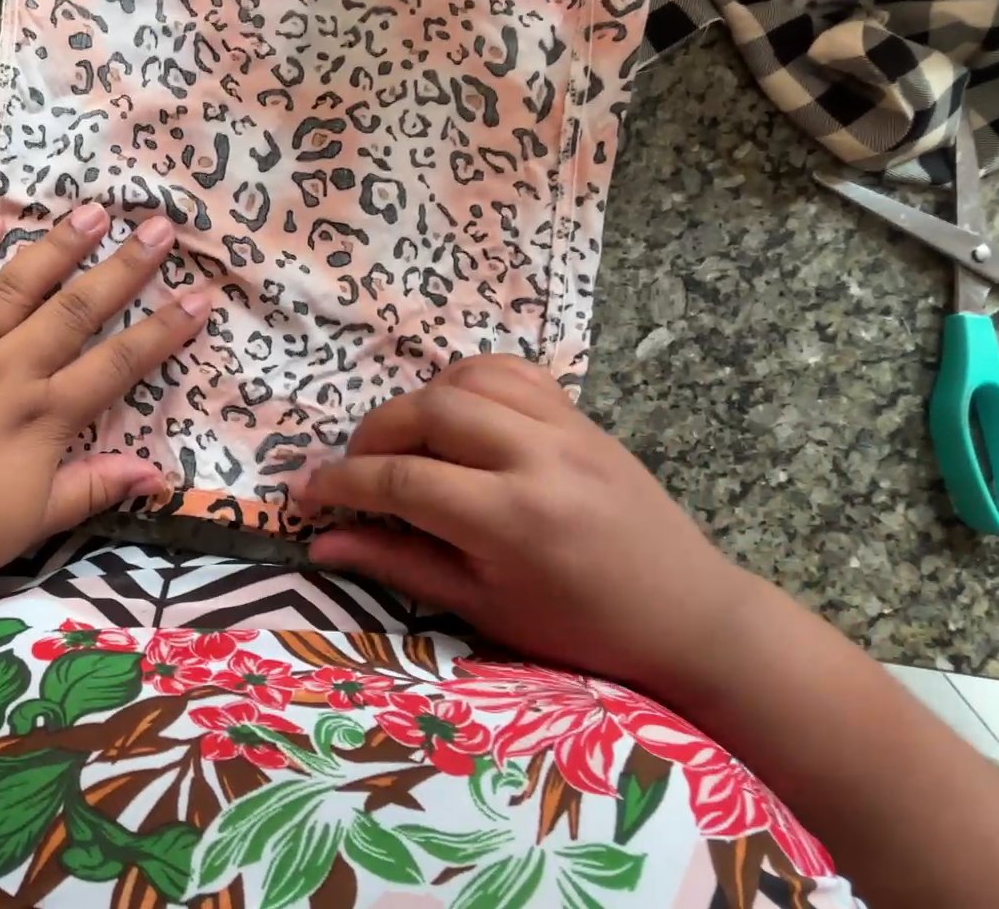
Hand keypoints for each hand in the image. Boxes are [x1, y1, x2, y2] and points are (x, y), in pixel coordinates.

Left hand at [0, 202, 206, 628]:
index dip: (164, 331)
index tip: (200, 296)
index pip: (117, 364)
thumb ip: (92, 488)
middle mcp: (4, 369)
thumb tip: (159, 472)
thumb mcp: (27, 525)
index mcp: (39, 417)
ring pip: (14, 285)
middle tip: (161, 227)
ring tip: (94, 211)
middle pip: (75, 310)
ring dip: (58, 246)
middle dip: (124, 268)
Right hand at [297, 354, 770, 692]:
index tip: (305, 489)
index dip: (342, 481)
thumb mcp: (480, 606)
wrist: (692, 616)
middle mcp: (539, 459)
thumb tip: (320, 543)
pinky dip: (465, 382)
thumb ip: (396, 563)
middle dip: (371, 434)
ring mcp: (568, 429)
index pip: (402, 479)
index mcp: (513, 520)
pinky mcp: (583, 417)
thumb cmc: (579, 628)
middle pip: (426, 412)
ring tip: (403, 440)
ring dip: (416, 402)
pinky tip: (454, 414)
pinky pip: (511, 371)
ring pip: (465, 379)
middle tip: (353, 467)